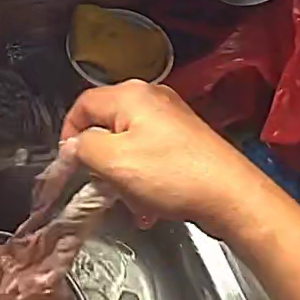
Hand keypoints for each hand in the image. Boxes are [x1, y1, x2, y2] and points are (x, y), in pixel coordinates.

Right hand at [62, 80, 284, 240]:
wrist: (231, 194)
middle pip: (106, 124)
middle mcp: (150, 98)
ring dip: (123, 174)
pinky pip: (150, 154)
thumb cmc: (174, 175)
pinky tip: (150, 204)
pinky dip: (143, 177)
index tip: (69, 162)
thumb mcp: (113, 162)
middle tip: (103, 184)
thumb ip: (84, 148)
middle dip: (100, 159)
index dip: (69, 134)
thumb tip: (75, 145)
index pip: (82, 104)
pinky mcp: (184, 139)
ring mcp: (170, 118)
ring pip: (128, 143)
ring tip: (132, 200)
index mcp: (130, 95)